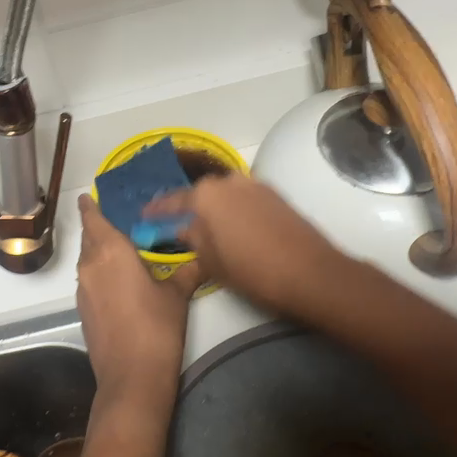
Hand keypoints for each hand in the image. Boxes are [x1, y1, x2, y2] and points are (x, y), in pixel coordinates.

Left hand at [75, 194, 203, 404]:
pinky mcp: (82, 309)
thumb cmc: (156, 327)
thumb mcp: (177, 295)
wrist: (132, 378)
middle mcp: (90, 265)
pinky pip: (89, 279)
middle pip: (89, 237)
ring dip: (98, 250)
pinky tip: (118, 279)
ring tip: (121, 248)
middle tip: (117, 220)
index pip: (93, 218)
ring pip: (87, 259)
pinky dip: (99, 272)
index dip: (90, 206)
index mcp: (110, 251)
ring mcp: (83, 289)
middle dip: (98, 227)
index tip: (90, 196)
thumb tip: (203, 256)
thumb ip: (187, 270)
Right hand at [142, 173, 343, 314]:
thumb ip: (192, 239)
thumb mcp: (211, 261)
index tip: (145, 215)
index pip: (173, 201)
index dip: (157, 210)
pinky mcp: (277, 197)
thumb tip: (184, 228)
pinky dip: (237, 212)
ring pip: (226, 196)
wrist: (311, 274)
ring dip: (217, 210)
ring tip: (210, 229)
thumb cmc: (252, 270)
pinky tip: (237, 230)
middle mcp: (229, 182)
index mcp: (207, 195)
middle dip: (191, 208)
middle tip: (180, 224)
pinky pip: (246, 201)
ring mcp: (256, 186)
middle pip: (202, 195)